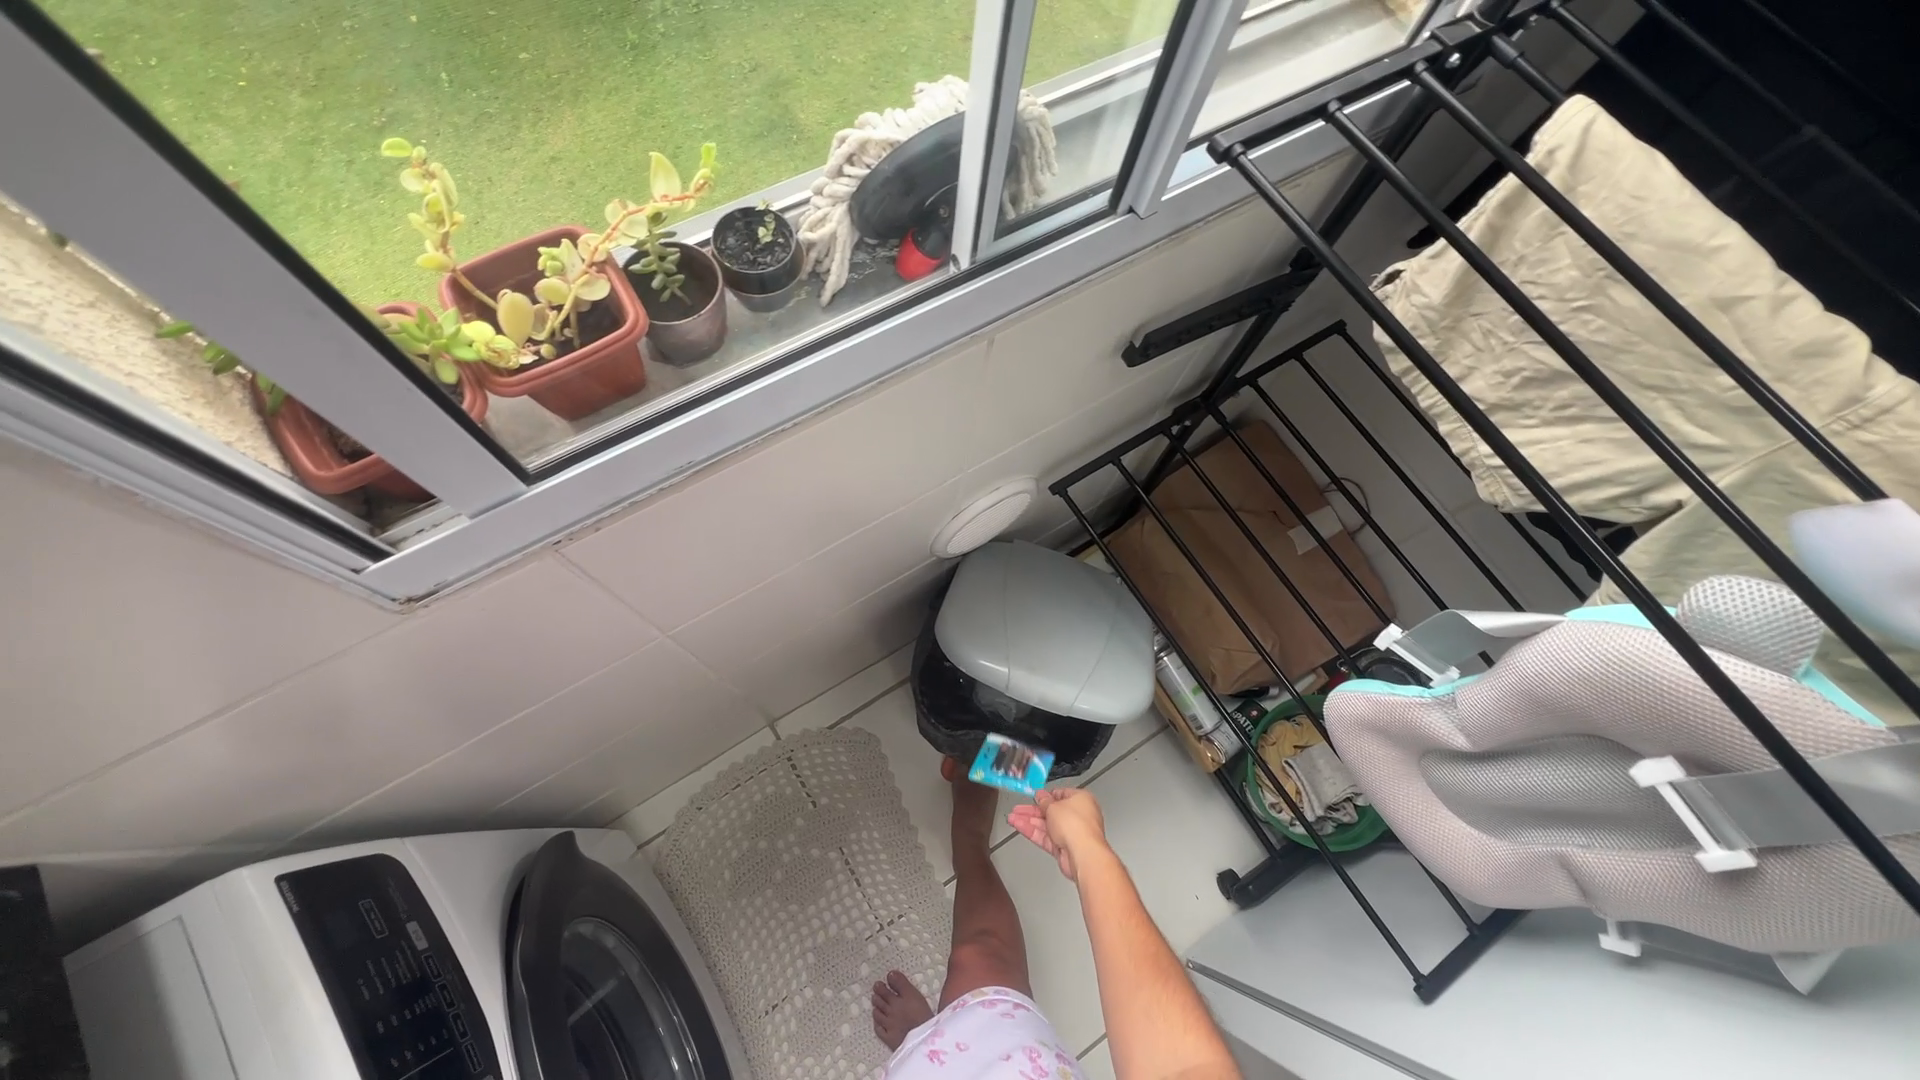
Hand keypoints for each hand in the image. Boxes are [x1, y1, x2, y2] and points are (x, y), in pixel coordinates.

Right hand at [1007, 788, 1107, 880]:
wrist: (1083, 854)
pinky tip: (1020, 827)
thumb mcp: (1054, 806)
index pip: (1060, 795)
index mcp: (1081, 800)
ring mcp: (1071, 833)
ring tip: (1013, 818)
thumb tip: (1041, 796)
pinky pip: (1045, 837)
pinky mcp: (1063, 848)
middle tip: (1018, 808)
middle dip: (1032, 810)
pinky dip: (1032, 832)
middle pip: (1051, 811)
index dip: (1045, 796)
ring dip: (1029, 821)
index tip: (1034, 796)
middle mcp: (1078, 816)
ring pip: (1046, 825)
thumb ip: (1044, 801)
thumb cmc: (1078, 826)